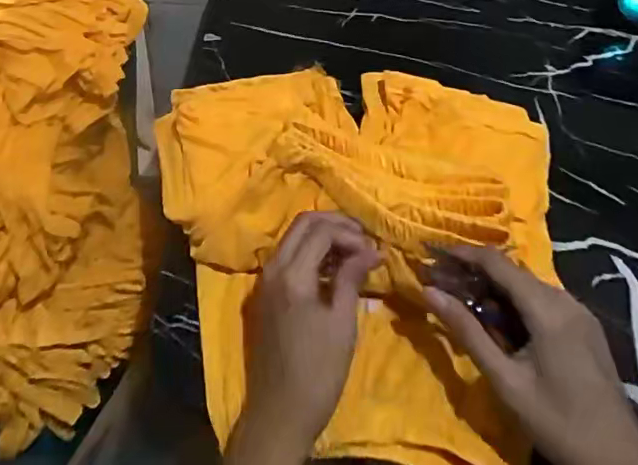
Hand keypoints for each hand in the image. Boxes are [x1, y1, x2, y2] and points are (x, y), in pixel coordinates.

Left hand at [223, 212, 381, 464]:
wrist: (279, 415)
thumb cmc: (317, 372)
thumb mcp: (342, 323)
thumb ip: (351, 278)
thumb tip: (370, 250)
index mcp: (291, 274)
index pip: (320, 231)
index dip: (350, 234)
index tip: (373, 250)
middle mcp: (272, 268)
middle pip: (303, 223)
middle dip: (334, 224)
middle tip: (362, 239)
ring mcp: (264, 280)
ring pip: (293, 237)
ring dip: (322, 236)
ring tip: (352, 251)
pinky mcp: (264, 294)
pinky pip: (287, 256)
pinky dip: (310, 252)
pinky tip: (332, 268)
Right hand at [424, 246, 637, 464]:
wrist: (618, 460)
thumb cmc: (557, 421)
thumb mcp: (506, 381)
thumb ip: (468, 332)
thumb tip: (430, 292)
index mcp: (547, 308)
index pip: (497, 262)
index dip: (463, 254)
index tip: (434, 254)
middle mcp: (565, 299)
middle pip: (513, 271)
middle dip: (476, 273)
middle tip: (444, 282)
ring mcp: (580, 312)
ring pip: (529, 285)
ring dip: (497, 288)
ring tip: (467, 301)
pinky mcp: (586, 326)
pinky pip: (545, 300)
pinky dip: (518, 301)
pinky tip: (503, 322)